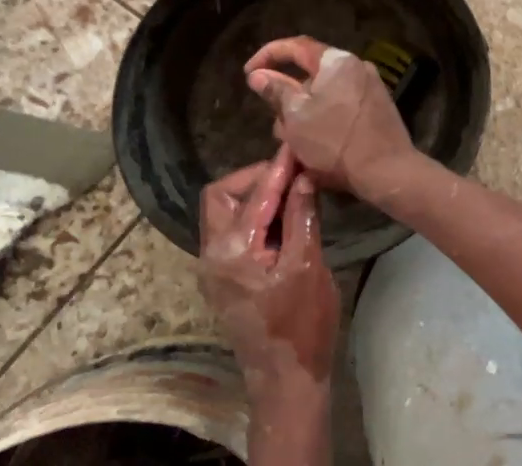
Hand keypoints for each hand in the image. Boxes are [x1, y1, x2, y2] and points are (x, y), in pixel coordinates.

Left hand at [198, 148, 338, 388]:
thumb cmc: (300, 321)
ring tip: (295, 188)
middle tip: (293, 172)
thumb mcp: (308, 264)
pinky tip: (287, 215)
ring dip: (256, 196)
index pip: (253, 194)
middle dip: (255, 178)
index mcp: (231, 251)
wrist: (286, 376)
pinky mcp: (228, 278)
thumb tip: (303, 177)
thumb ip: (302, 217)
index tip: (297, 144)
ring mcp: (216, 268)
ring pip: (226, 214)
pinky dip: (257, 216)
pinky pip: (235, 232)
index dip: (277, 167)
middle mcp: (213, 255)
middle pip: (222, 197)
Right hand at [243, 37, 417, 193]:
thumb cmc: (334, 140)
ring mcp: (369, 87)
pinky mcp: (375, 106)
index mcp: (337, 61)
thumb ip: (276, 90)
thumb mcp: (295, 115)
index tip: (247, 72)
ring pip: (323, 94)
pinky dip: (322, 118)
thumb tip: (258, 74)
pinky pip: (340, 104)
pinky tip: (314, 145)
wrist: (386, 169)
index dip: (268, 54)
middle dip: (287, 97)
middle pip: (310, 74)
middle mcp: (357, 66)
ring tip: (295, 144)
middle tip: (278, 125)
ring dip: (303, 113)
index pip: (296, 46)